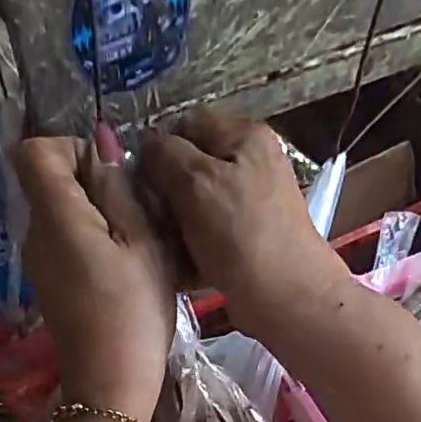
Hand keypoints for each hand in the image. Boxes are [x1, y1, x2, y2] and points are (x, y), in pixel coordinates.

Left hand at [14, 133, 176, 421]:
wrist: (109, 385)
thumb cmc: (134, 312)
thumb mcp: (142, 243)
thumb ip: (118, 188)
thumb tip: (100, 144)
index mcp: (54, 216)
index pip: (33, 151)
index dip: (71, 147)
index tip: (110, 173)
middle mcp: (33, 235)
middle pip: (49, 183)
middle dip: (92, 185)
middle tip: (137, 215)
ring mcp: (37, 264)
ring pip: (61, 215)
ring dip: (97, 216)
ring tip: (136, 245)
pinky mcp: (48, 287)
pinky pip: (64, 244)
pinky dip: (90, 243)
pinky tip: (122, 270)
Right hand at [140, 110, 351, 338]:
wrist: (284, 297)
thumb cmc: (240, 235)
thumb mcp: (197, 183)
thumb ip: (166, 156)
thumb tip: (145, 140)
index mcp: (244, 136)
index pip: (187, 123)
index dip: (157, 147)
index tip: (136, 179)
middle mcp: (250, 163)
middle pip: (190, 166)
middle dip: (163, 190)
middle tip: (144, 217)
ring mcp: (250, 203)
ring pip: (195, 204)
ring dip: (173, 223)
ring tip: (156, 244)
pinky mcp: (246, 239)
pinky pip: (207, 233)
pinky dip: (190, 246)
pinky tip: (176, 264)